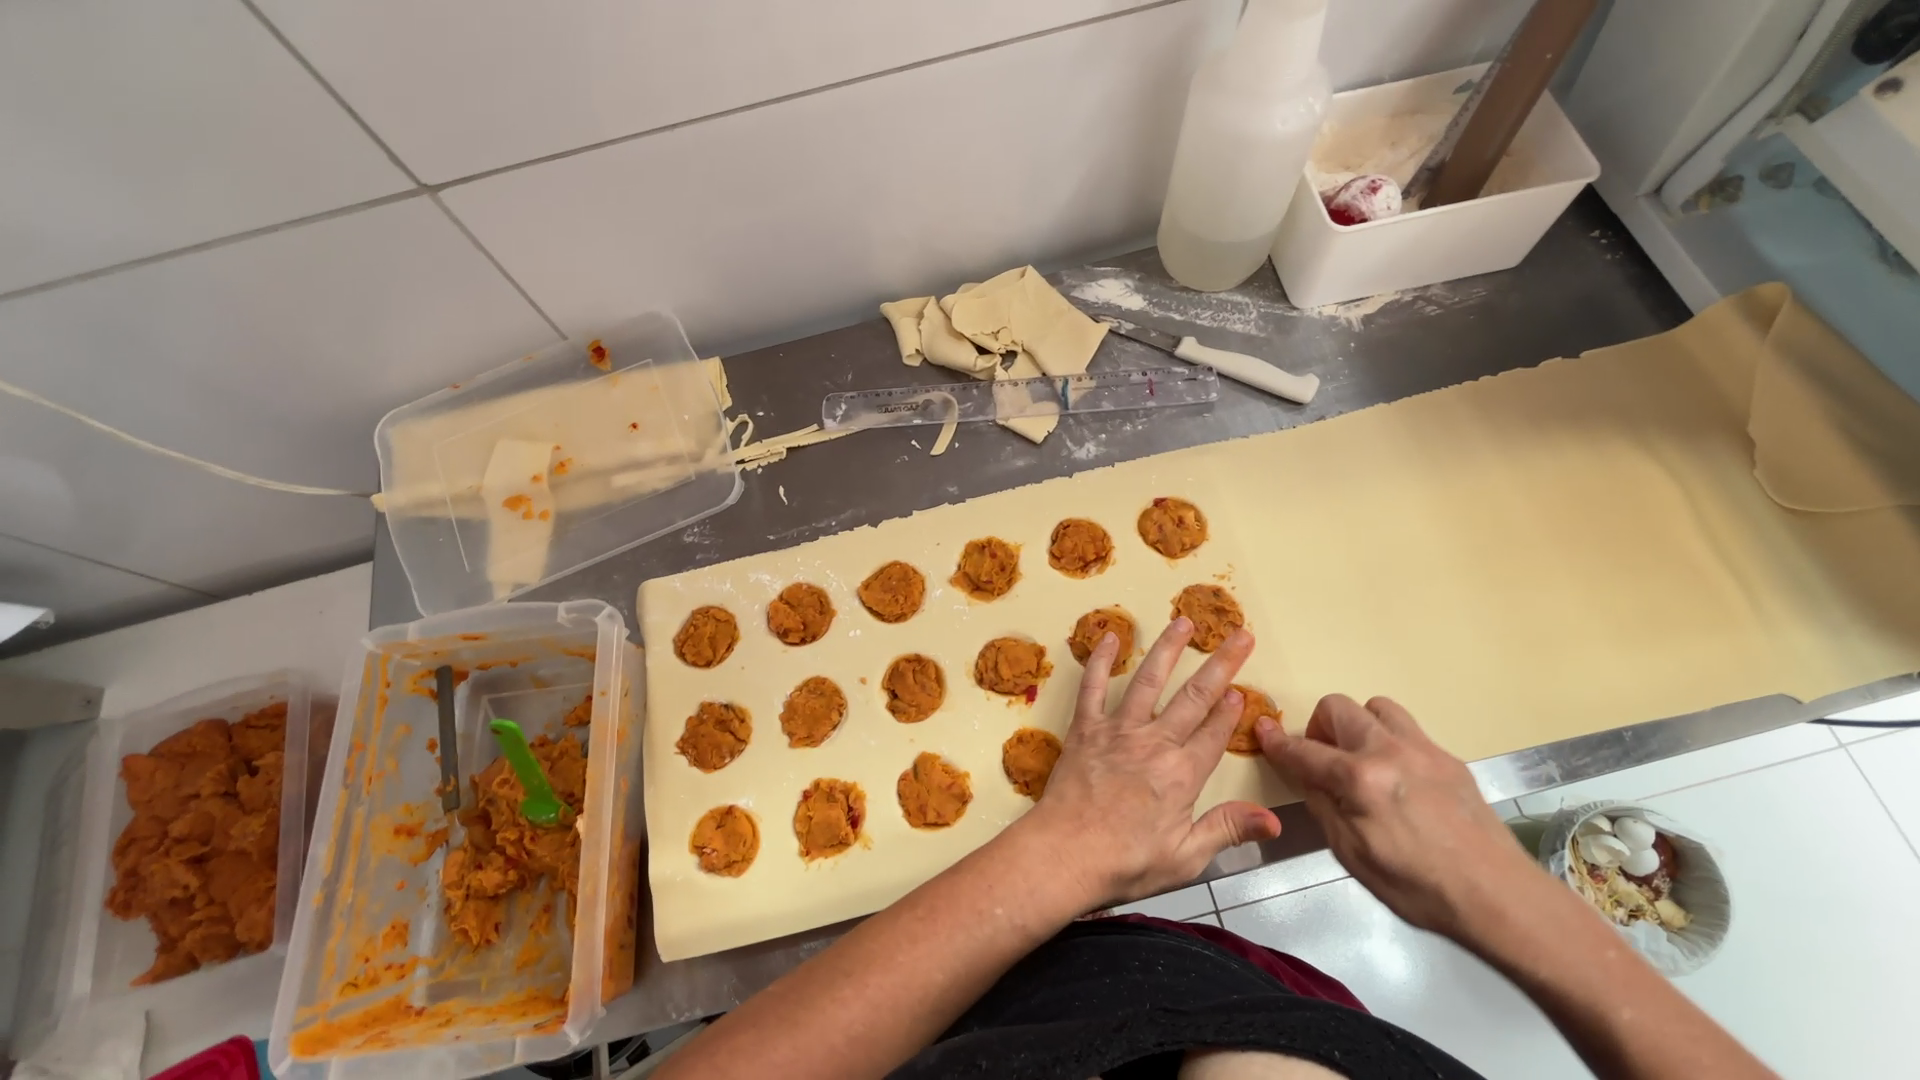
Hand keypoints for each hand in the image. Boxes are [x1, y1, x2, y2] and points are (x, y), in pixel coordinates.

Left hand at [1020, 618, 1281, 908]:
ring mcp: (1118, 730)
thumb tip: (1274, 821)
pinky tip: (1109, 637)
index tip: (1243, 690)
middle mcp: (1154, 743)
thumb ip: (1228, 830)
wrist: (1064, 854)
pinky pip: (1093, 687)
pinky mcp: (1085, 728)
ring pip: (1148, 680)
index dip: (1231, 712)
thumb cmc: (1125, 862)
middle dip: (1221, 664)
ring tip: (1184, 621)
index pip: (1215, 734)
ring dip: (1168, 648)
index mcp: (1182, 774)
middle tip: (1241, 635)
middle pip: (1194, 697)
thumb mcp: (1186, 858)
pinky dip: (1101, 661)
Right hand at [1254, 694, 1542, 939]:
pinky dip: (1390, 743)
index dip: (1276, 742)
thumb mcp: (1351, 854)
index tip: (1262, 731)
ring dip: (1358, 725)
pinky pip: (1408, 731)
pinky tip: (1399, 781)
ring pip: (1377, 707)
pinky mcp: (1450, 759)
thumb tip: (1305, 776)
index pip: (1303, 750)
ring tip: (1361, 760)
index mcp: (1359, 779)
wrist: (1499, 896)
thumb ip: (1323, 806)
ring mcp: (1424, 749)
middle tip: (1323, 760)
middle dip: (1319, 727)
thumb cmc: (1417, 887)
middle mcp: (1389, 751)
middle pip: (1338, 707)